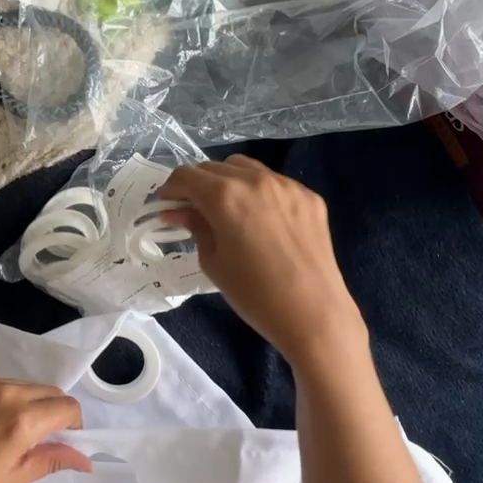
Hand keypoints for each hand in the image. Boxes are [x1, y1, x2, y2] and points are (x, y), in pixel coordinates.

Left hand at [0, 372, 92, 482]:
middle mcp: (8, 392)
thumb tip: (86, 459)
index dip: (74, 424)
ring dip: (31, 403)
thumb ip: (52, 460)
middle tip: (41, 439)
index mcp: (23, 420)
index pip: (68, 407)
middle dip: (55, 412)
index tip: (65, 441)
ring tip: (12, 431)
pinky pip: (1, 382)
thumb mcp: (14, 479)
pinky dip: (6, 397)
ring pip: (25, 384)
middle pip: (50, 391)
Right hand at [158, 155, 366, 363]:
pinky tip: (260, 218)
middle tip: (194, 211)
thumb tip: (180, 212)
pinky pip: (274, 182)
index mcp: (225, 196)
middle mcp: (255, 180)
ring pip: (244, 167)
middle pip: (213, 168)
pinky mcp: (309, 197)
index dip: (171, 189)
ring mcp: (287, 185)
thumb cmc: (254, 294)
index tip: (168, 206)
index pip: (186, 176)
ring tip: (227, 209)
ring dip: (227, 181)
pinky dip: (257, 191)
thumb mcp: (213, 261)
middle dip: (197, 185)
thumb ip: (195, 227)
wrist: (314, 314)